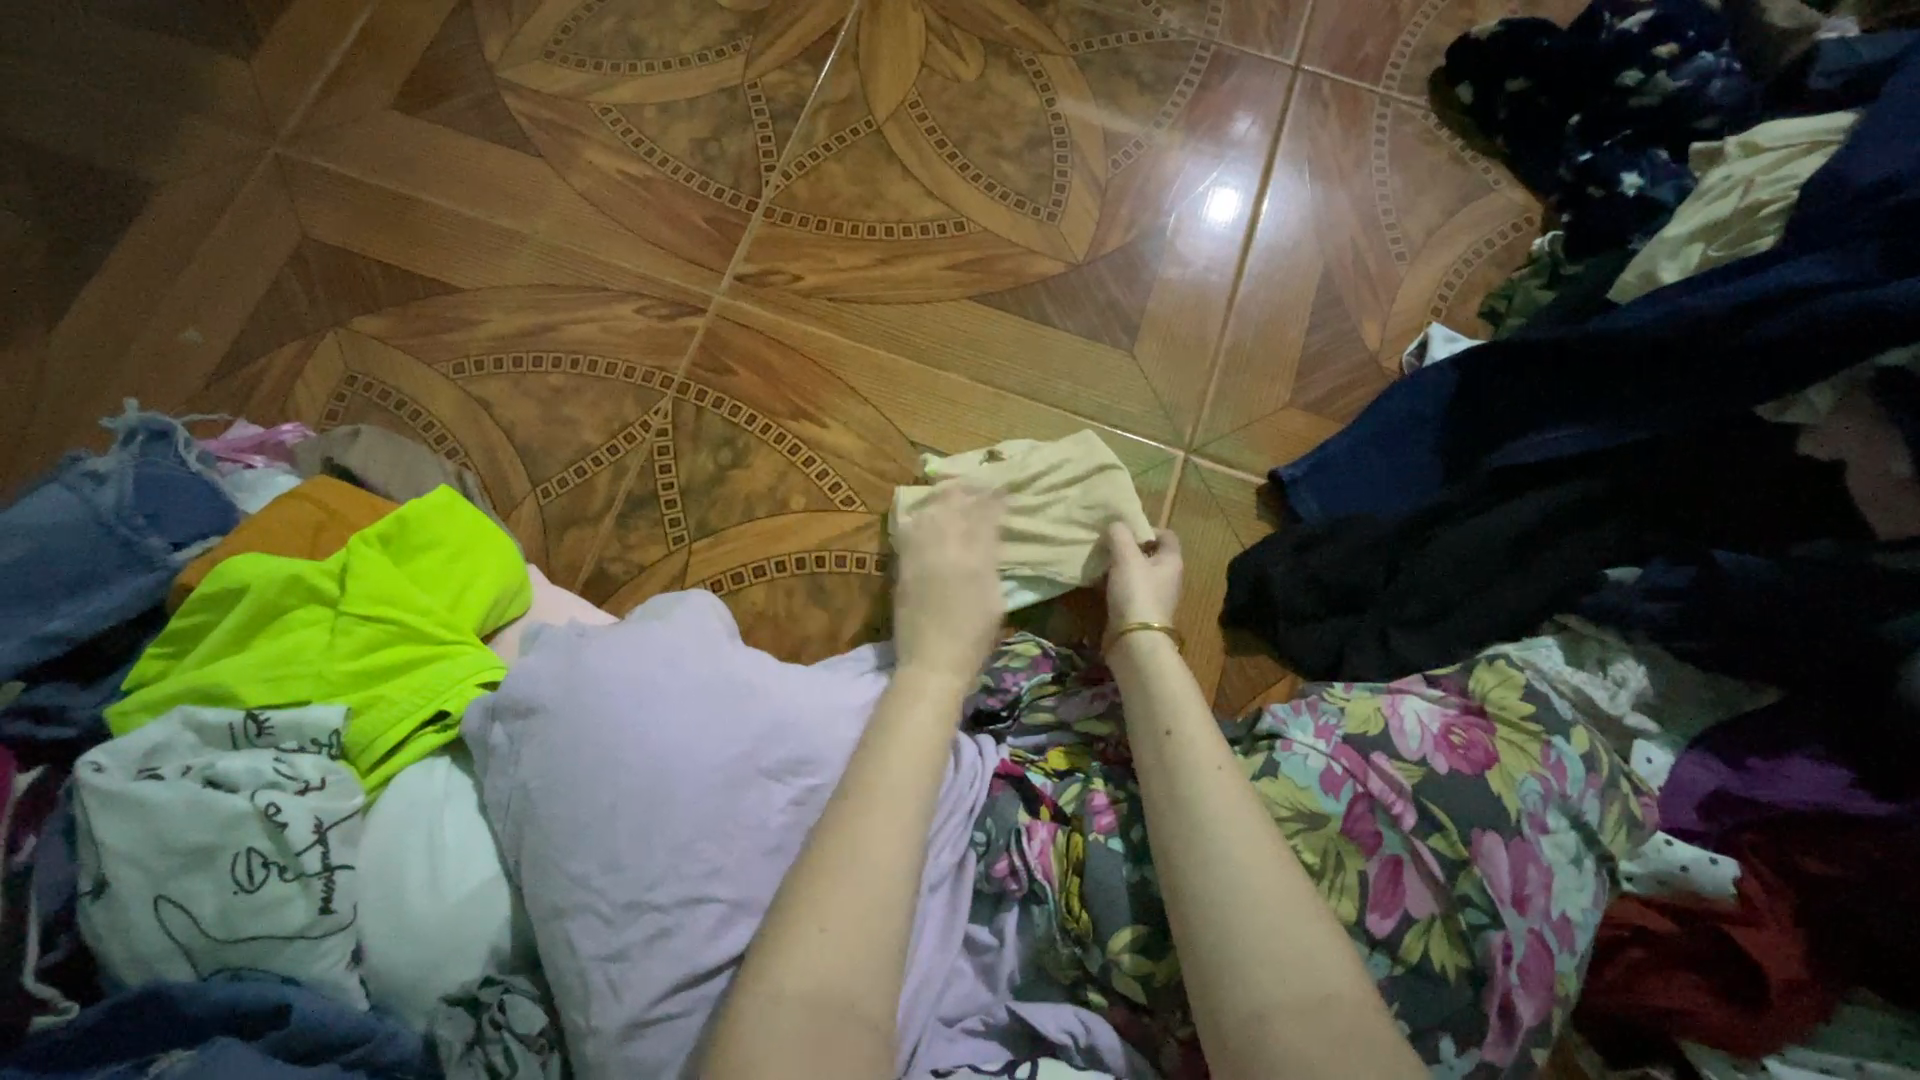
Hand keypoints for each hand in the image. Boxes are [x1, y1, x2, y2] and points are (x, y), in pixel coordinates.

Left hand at [892, 482, 1005, 685]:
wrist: (930, 664)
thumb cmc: (973, 639)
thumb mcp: (996, 600)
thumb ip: (991, 564)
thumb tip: (990, 539)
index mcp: (974, 560)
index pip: (985, 517)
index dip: (994, 500)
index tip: (1002, 488)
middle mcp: (945, 551)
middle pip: (954, 508)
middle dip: (967, 491)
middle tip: (976, 483)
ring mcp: (919, 558)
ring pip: (929, 513)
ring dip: (942, 498)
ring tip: (951, 490)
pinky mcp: (903, 568)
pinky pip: (910, 531)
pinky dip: (920, 516)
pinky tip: (925, 512)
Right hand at [1104, 522, 1182, 626]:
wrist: (1134, 640)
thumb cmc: (1136, 593)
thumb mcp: (1126, 557)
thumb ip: (1120, 536)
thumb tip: (1116, 524)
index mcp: (1171, 562)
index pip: (1167, 536)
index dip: (1147, 529)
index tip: (1125, 530)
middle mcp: (1166, 578)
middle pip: (1149, 555)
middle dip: (1128, 548)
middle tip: (1106, 544)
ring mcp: (1153, 597)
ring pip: (1135, 574)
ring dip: (1117, 567)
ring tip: (1097, 562)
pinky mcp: (1137, 613)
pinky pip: (1125, 591)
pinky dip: (1112, 586)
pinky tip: (1095, 584)